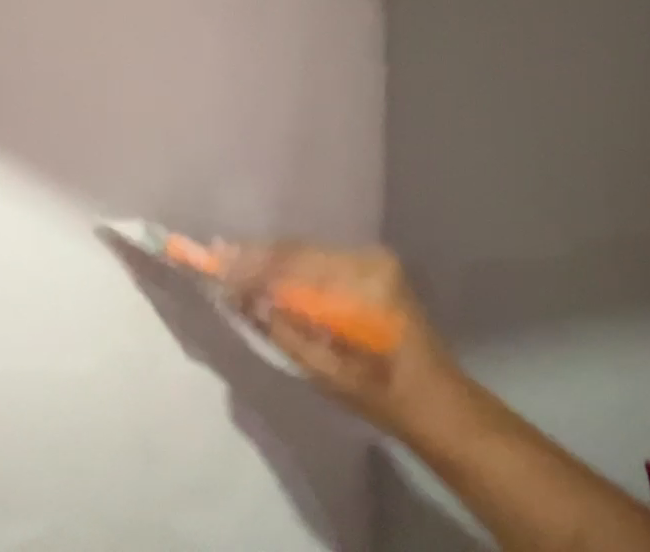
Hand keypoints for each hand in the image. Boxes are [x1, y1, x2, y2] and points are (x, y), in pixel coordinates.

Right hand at [218, 241, 461, 432]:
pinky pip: (319, 259)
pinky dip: (290, 265)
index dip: (252, 265)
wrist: (434, 400)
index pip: (295, 263)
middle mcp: (369, 258)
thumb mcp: (324, 368)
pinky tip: (265, 270)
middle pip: (298, 250)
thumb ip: (281, 327)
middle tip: (215, 256)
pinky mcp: (371, 266)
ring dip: (269, 258)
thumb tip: (241, 296)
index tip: (215, 266)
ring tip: (231, 261)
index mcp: (364, 281)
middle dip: (255, 256)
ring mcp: (372, 258)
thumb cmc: (380, 394)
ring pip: (305, 251)